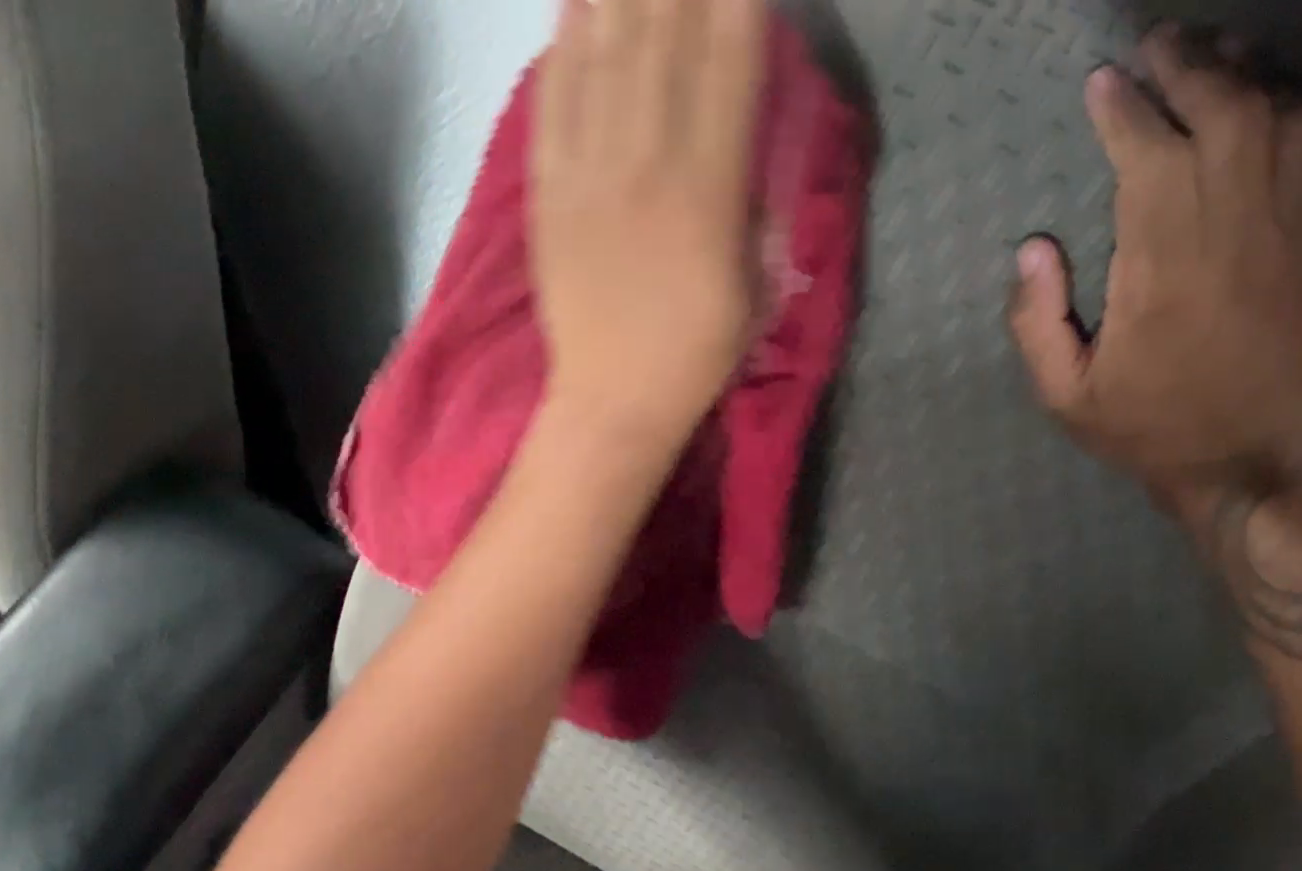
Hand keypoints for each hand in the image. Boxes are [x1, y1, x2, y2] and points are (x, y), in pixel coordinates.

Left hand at [531, 0, 764, 447]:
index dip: (736, 1)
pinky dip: (561, 47)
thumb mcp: (756, 281)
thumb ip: (755, 200)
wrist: (613, 399)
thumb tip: (750, 132)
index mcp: (707, 189)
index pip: (727, 64)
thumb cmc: (699, 351)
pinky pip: (550, 104)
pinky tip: (574, 5)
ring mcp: (585, 174)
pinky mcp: (545, 193)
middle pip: (661, 40)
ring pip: (601, 56)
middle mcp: (643, 164)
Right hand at [1006, 28, 1301, 511]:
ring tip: (1229, 73)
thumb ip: (1035, 321)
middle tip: (1163, 46)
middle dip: (1192, 69)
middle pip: (1231, 117)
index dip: (1125, 111)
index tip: (1104, 84)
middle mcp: (1241, 239)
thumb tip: (1033, 247)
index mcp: (1162, 273)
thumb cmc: (1143, 427)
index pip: (1149, 158)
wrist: (1245, 465)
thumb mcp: (1061, 392)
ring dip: (1264, 87)